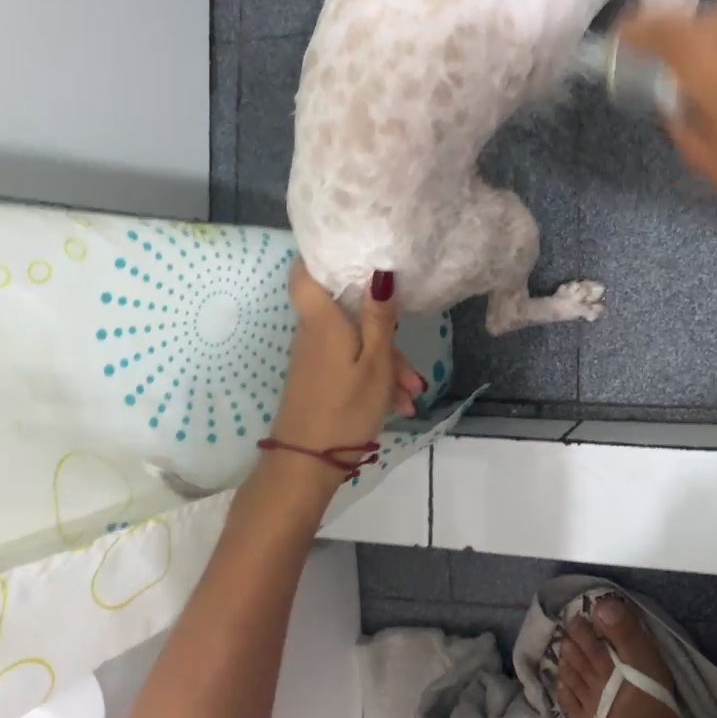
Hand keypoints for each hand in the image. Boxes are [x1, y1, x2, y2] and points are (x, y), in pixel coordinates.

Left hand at [267, 263, 422, 479]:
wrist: (307, 464)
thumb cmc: (345, 407)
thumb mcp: (375, 362)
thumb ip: (379, 317)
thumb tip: (380, 272)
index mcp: (322, 320)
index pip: (304, 272)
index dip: (322, 257)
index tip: (353, 253)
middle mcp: (313, 333)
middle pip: (345, 312)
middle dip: (383, 329)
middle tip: (410, 363)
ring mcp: (314, 357)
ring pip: (354, 342)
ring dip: (386, 363)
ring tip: (412, 393)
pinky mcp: (317, 378)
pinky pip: (350, 363)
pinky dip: (374, 378)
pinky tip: (399, 405)